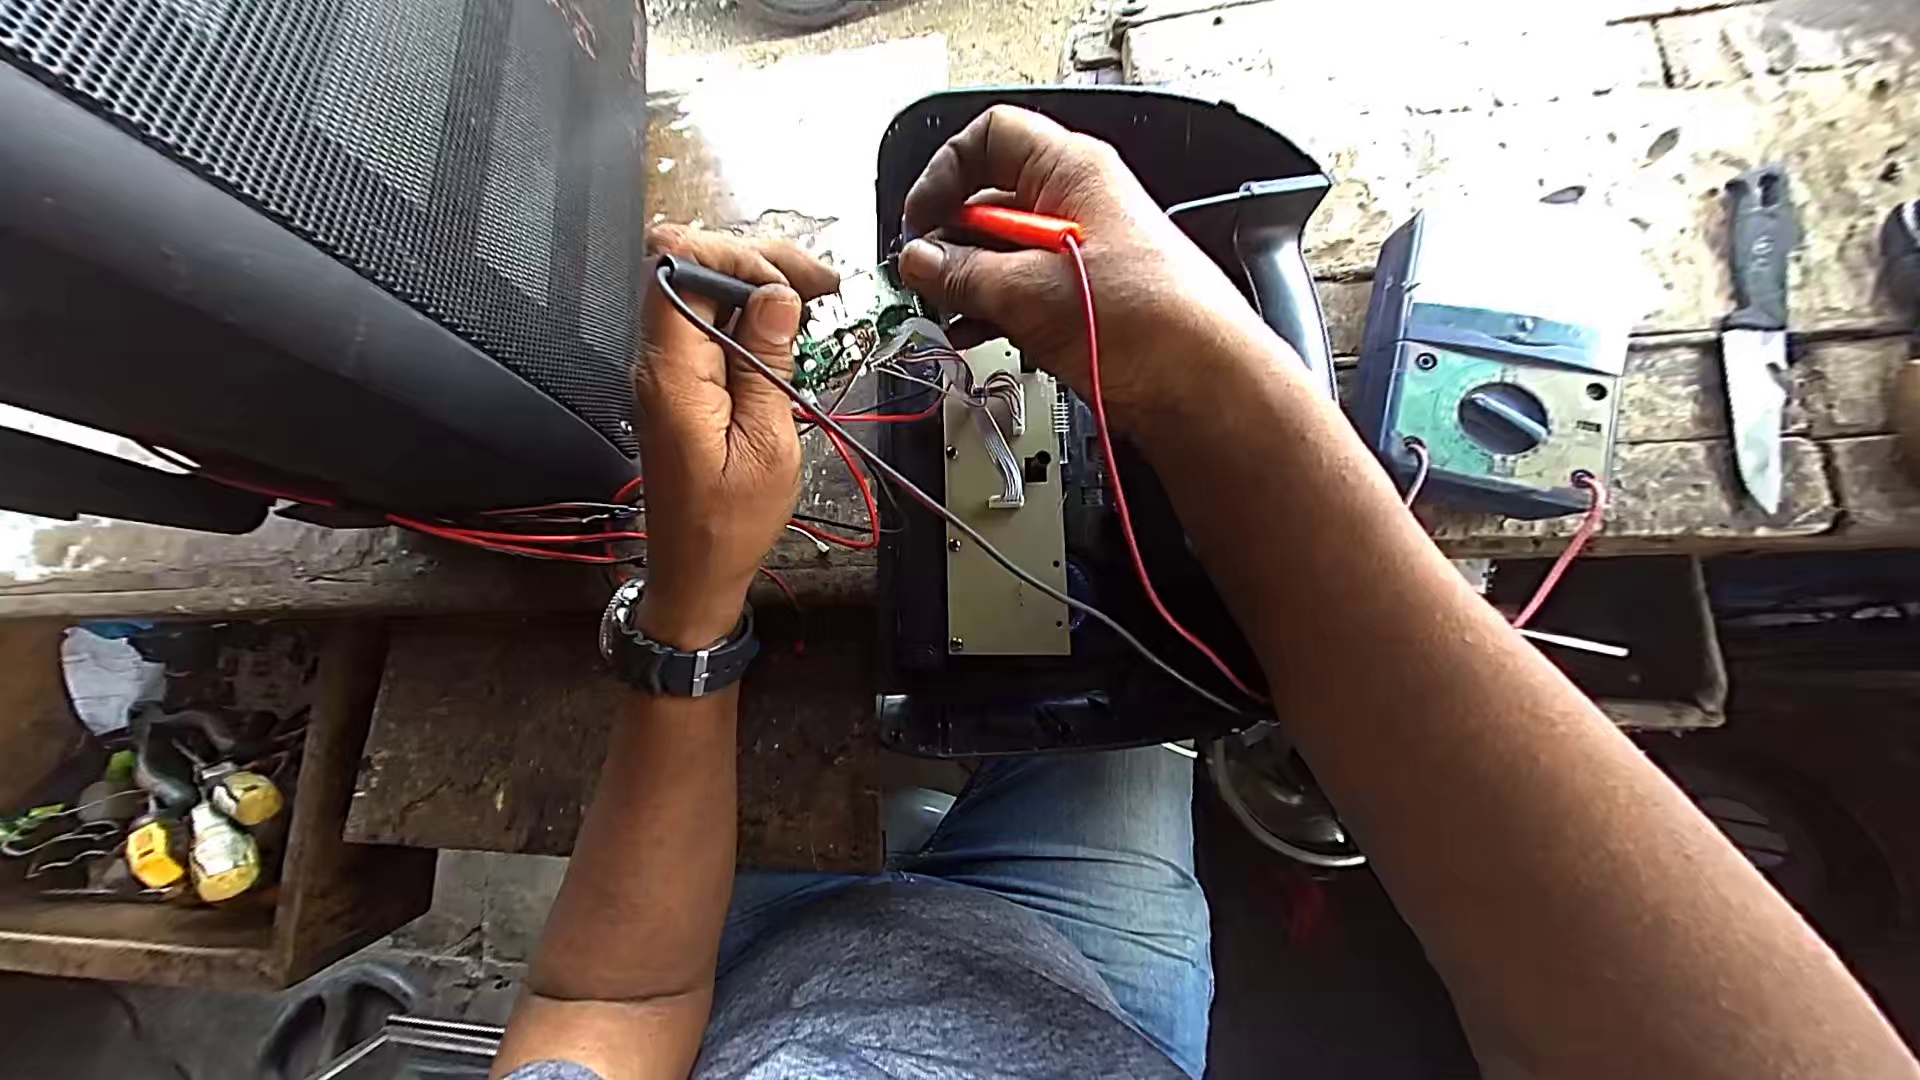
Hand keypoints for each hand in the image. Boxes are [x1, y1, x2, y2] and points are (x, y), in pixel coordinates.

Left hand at [635, 226, 837, 648]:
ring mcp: (669, 376)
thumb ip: (769, 365)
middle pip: (691, 270)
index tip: (795, 285)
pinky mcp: (683, 389)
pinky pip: (711, 332)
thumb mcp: (768, 445)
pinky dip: (750, 321)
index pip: (682, 268)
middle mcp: (660, 365)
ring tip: (811, 302)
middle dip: (756, 263)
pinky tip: (785, 332)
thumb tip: (776, 297)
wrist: (698, 569)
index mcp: (674, 376)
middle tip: (818, 284)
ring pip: (704, 297)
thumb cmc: (731, 523)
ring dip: (757, 288)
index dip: (740, 258)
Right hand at [898, 105, 1281, 431]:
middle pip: (988, 205)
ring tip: (945, 311)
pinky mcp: (1075, 304)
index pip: (990, 141)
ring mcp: (1073, 260)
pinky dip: (988, 311)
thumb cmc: (1148, 319)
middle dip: (950, 242)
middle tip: (925, 278)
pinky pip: (1017, 296)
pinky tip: (970, 332)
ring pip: (999, 258)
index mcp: (1070, 173)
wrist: (1194, 383)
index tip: (918, 220)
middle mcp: (1073, 209)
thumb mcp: (1030, 290)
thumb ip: (963, 272)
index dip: (945, 174)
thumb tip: (919, 260)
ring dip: (965, 285)